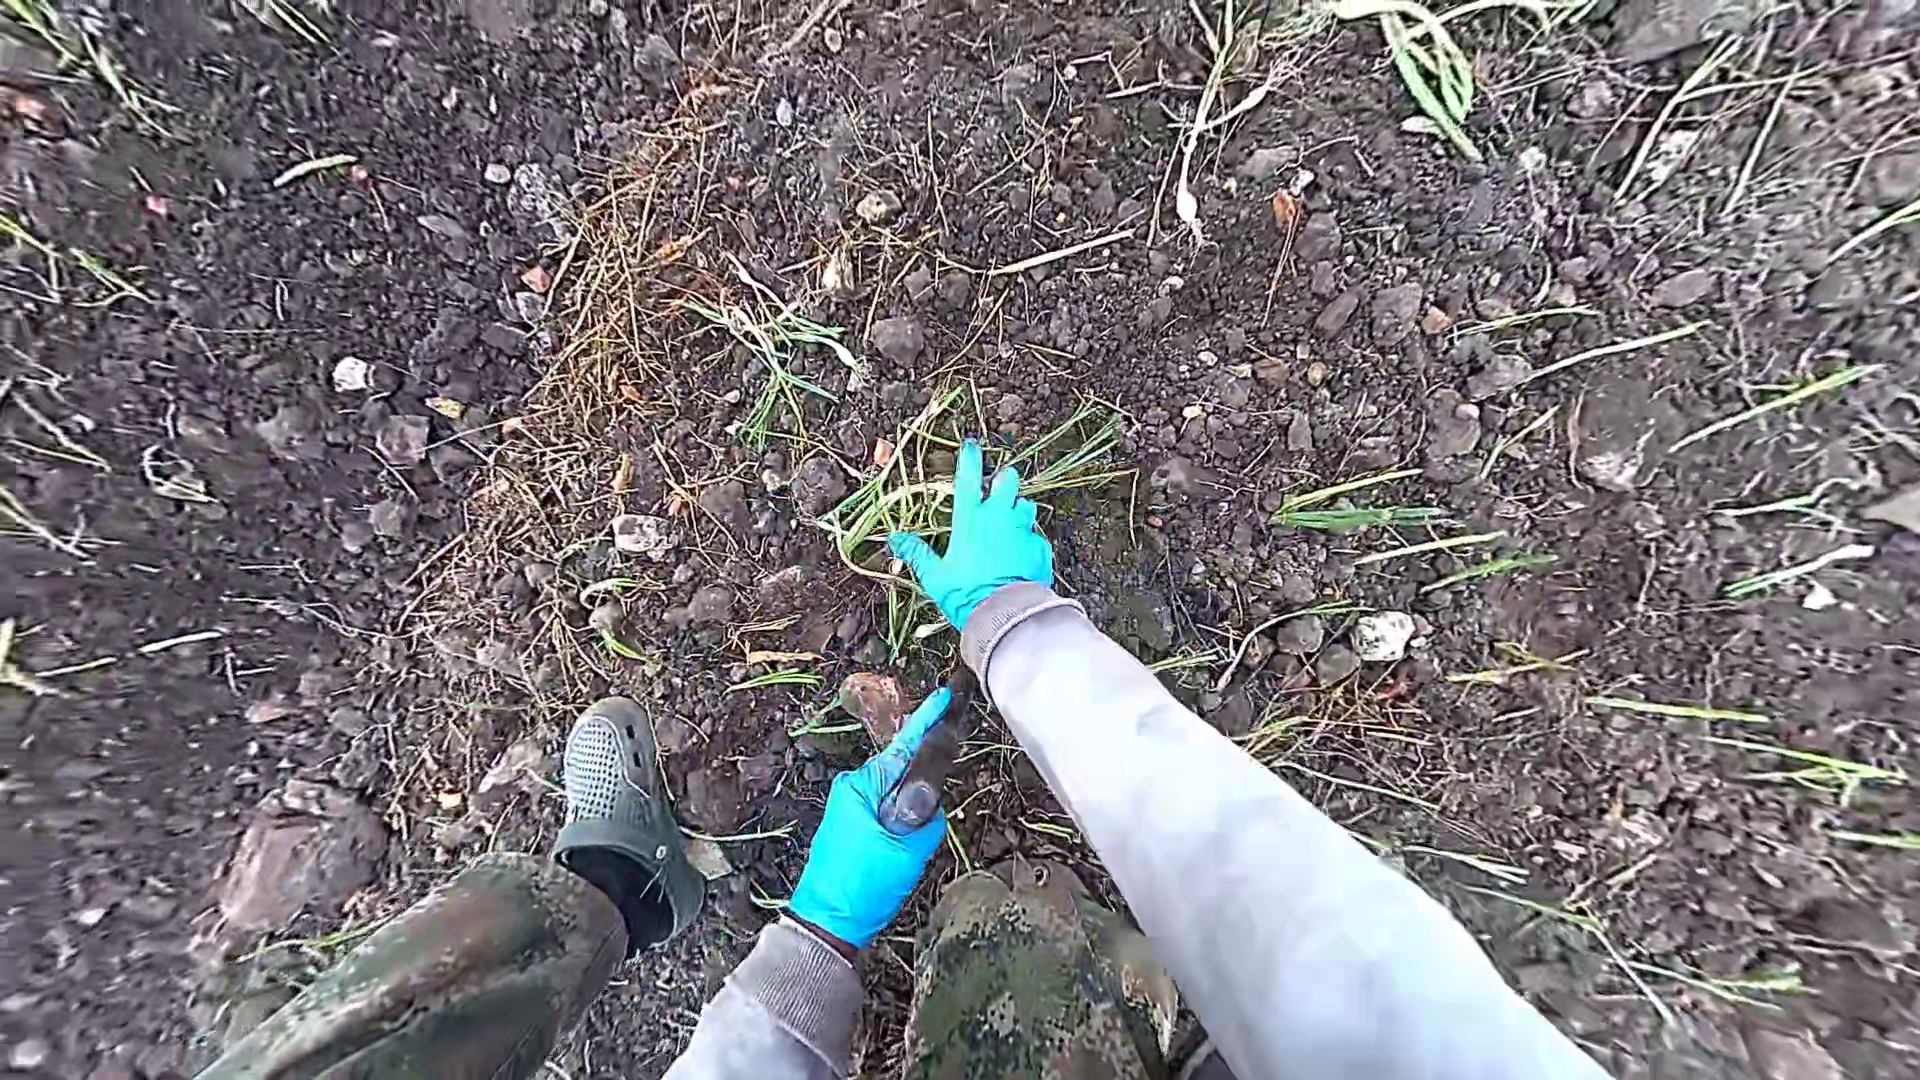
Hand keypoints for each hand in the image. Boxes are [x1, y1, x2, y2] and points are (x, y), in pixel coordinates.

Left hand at [789, 689, 952, 948]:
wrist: (826, 926)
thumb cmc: (863, 885)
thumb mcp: (906, 851)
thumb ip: (927, 819)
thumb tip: (932, 804)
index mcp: (862, 785)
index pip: (903, 745)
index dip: (926, 720)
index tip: (944, 696)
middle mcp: (854, 787)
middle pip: (901, 770)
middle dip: (921, 785)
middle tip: (928, 814)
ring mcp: (849, 804)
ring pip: (895, 794)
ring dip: (909, 811)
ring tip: (905, 850)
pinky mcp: (851, 822)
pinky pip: (885, 810)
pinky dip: (899, 822)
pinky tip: (898, 850)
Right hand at [888, 438, 1053, 628]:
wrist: (1006, 615)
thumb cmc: (966, 593)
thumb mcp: (935, 575)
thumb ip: (917, 553)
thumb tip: (895, 538)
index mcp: (970, 518)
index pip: (969, 476)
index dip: (970, 456)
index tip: (971, 445)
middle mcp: (999, 516)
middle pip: (1008, 479)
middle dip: (1003, 480)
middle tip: (996, 491)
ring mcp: (1022, 530)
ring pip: (1025, 504)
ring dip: (1018, 510)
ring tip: (1009, 525)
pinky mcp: (1040, 547)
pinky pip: (1035, 536)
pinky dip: (1028, 541)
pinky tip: (1021, 556)